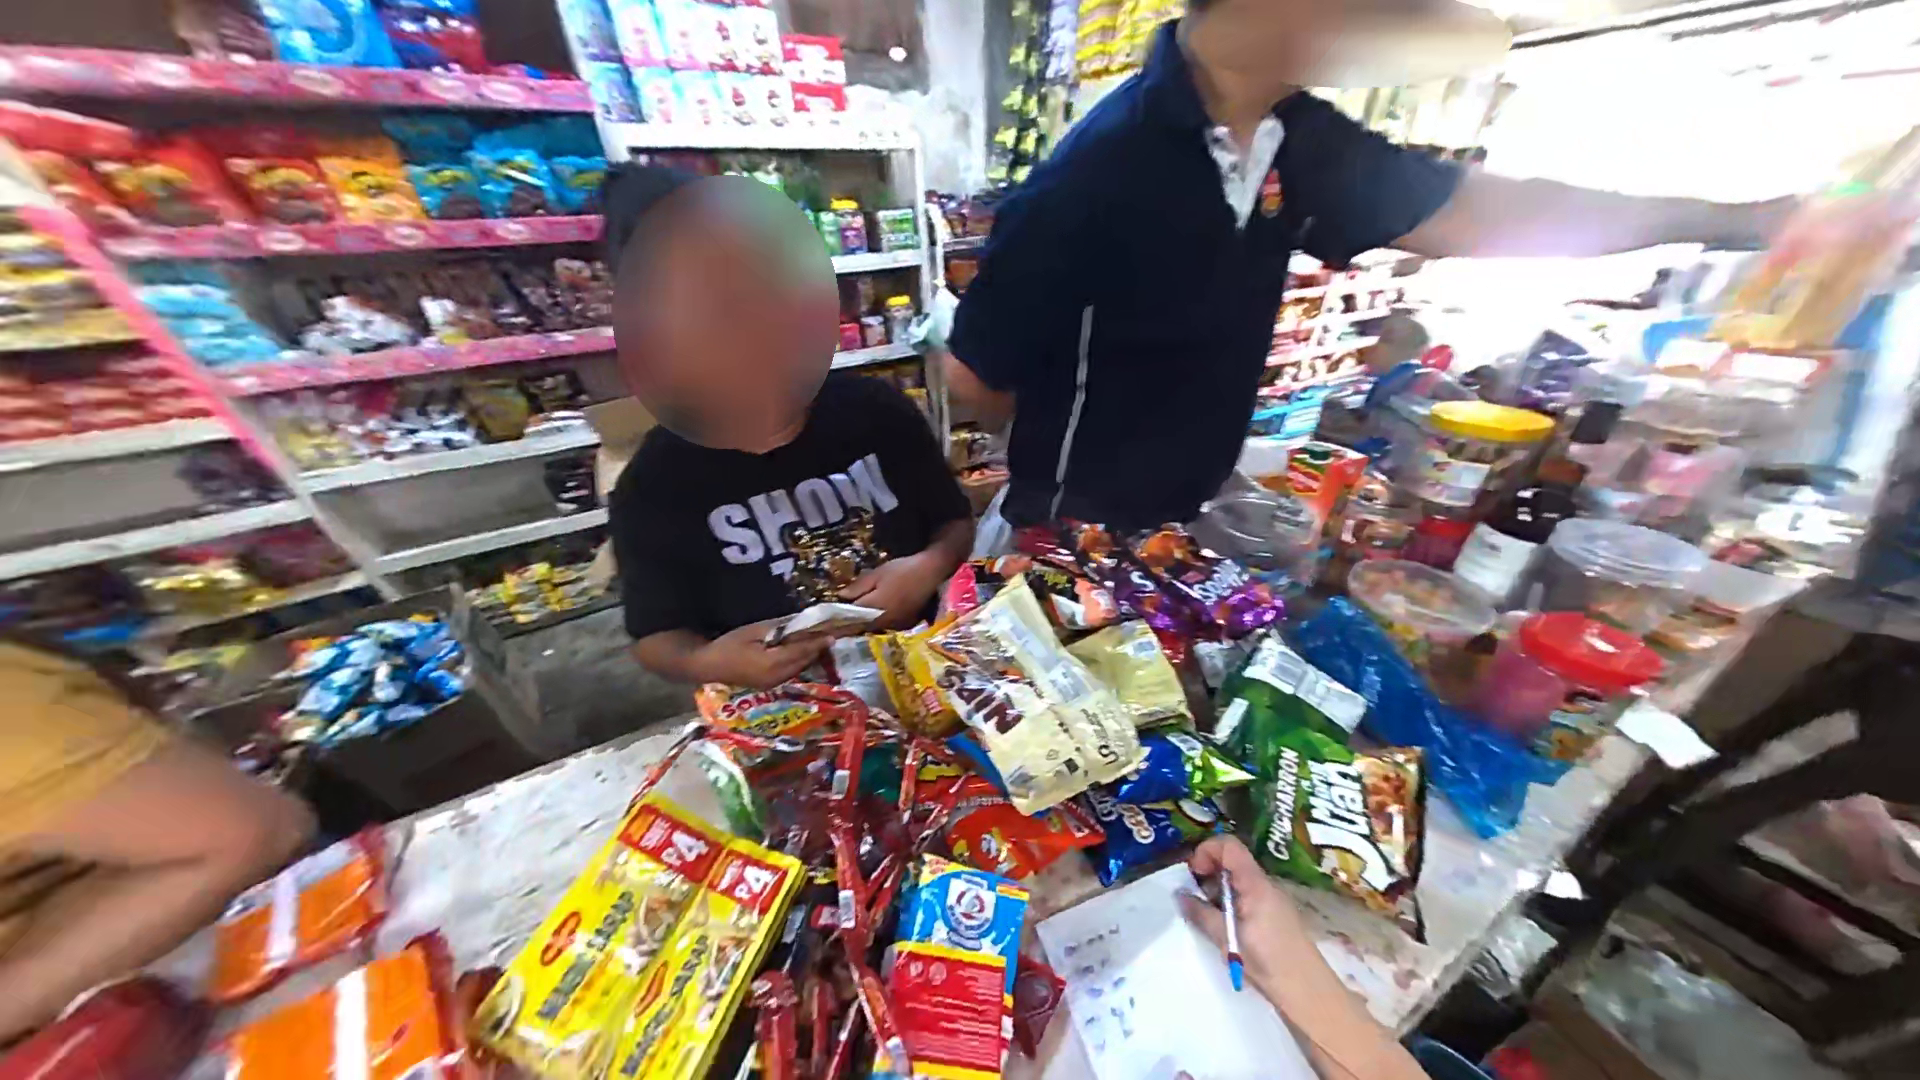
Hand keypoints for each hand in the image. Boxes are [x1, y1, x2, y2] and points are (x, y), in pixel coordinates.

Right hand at [690, 619, 828, 688]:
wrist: (707, 665)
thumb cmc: (729, 645)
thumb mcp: (754, 631)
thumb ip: (779, 629)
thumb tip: (799, 624)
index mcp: (773, 664)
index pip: (802, 651)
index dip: (817, 643)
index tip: (832, 635)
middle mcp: (777, 677)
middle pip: (803, 662)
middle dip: (816, 649)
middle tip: (829, 635)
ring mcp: (773, 684)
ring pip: (799, 668)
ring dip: (809, 656)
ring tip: (819, 642)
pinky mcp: (769, 684)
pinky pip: (791, 671)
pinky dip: (799, 661)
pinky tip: (802, 651)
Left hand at [839, 551, 947, 628]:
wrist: (932, 573)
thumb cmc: (903, 570)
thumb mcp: (877, 573)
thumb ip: (858, 587)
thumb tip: (840, 597)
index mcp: (875, 608)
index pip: (850, 618)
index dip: (835, 622)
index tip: (821, 627)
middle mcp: (884, 621)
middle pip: (859, 628)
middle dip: (844, 628)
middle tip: (830, 629)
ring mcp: (895, 624)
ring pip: (870, 630)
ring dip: (858, 629)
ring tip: (844, 626)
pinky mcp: (903, 624)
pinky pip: (882, 628)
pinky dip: (871, 626)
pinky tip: (866, 622)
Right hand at [1178, 836, 1318, 999]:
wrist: (1311, 998)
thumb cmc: (1269, 963)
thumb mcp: (1228, 939)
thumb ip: (1201, 914)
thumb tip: (1179, 895)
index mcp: (1255, 883)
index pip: (1229, 845)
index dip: (1206, 850)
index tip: (1194, 873)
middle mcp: (1265, 885)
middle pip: (1232, 861)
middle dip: (1208, 872)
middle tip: (1195, 896)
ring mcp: (1272, 900)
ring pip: (1238, 880)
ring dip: (1218, 890)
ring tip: (1208, 915)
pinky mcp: (1275, 916)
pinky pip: (1247, 896)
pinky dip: (1231, 902)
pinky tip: (1226, 927)